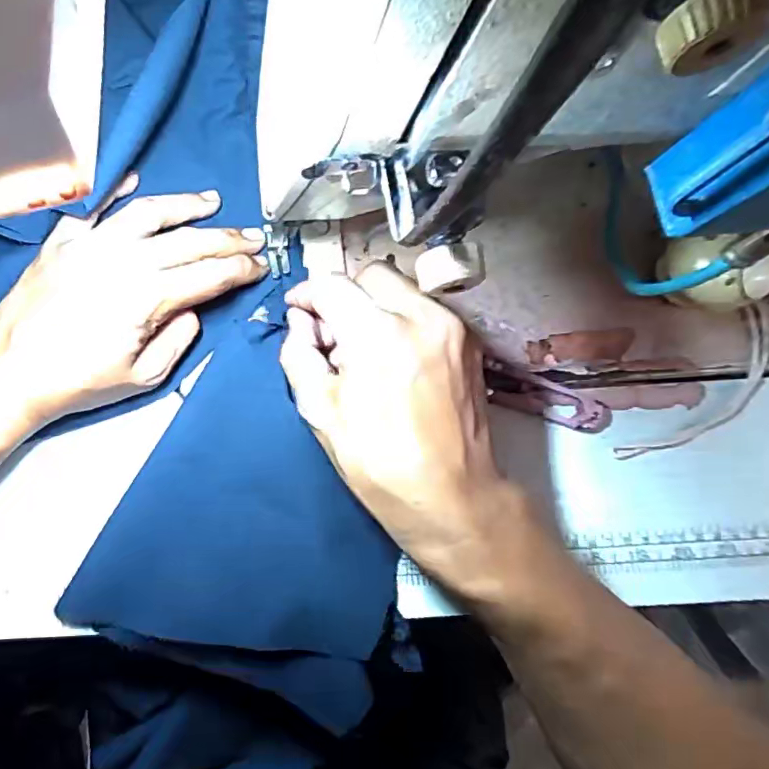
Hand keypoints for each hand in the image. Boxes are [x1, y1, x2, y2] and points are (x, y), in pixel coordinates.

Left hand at [0, 185, 263, 481]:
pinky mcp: (64, 240)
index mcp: (149, 294)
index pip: (210, 274)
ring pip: (150, 211)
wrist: (10, 370)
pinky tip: (137, 181)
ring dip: (186, 205)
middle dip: (229, 239)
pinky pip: (98, 206)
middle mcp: (125, 258)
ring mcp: (92, 242)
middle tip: (252, 238)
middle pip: (190, 240)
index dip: (242, 269)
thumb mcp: (143, 375)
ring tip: (211, 202)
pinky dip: (120, 192)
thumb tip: (192, 310)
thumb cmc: (78, 380)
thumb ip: (178, 338)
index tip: (261, 266)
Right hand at [279, 262, 541, 595]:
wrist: (450, 494)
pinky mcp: (469, 342)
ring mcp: (452, 328)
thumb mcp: (320, 411)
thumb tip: (301, 323)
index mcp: (380, 334)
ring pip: (401, 289)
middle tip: (332, 336)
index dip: (307, 294)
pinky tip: (393, 361)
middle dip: (345, 296)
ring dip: (374, 307)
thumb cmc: (381, 463)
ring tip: (364, 353)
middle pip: (371, 274)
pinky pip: (425, 311)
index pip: (333, 284)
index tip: (299, 311)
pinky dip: (402, 321)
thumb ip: (299, 354)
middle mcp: (422, 318)